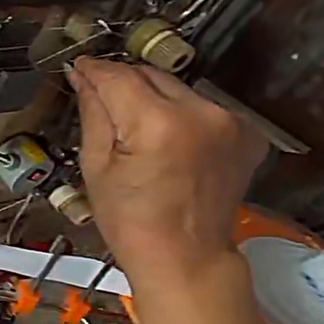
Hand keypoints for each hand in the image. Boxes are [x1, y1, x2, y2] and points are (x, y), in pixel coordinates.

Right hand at [69, 57, 267, 288]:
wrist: (185, 256)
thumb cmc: (132, 221)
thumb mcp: (96, 166)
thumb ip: (93, 113)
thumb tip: (84, 78)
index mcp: (159, 123)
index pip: (119, 77)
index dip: (94, 70)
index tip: (78, 67)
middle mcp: (202, 113)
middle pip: (151, 75)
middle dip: (122, 82)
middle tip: (97, 96)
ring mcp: (230, 122)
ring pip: (177, 88)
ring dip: (151, 96)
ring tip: (131, 125)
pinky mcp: (245, 133)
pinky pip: (202, 106)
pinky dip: (179, 113)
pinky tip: (164, 138)